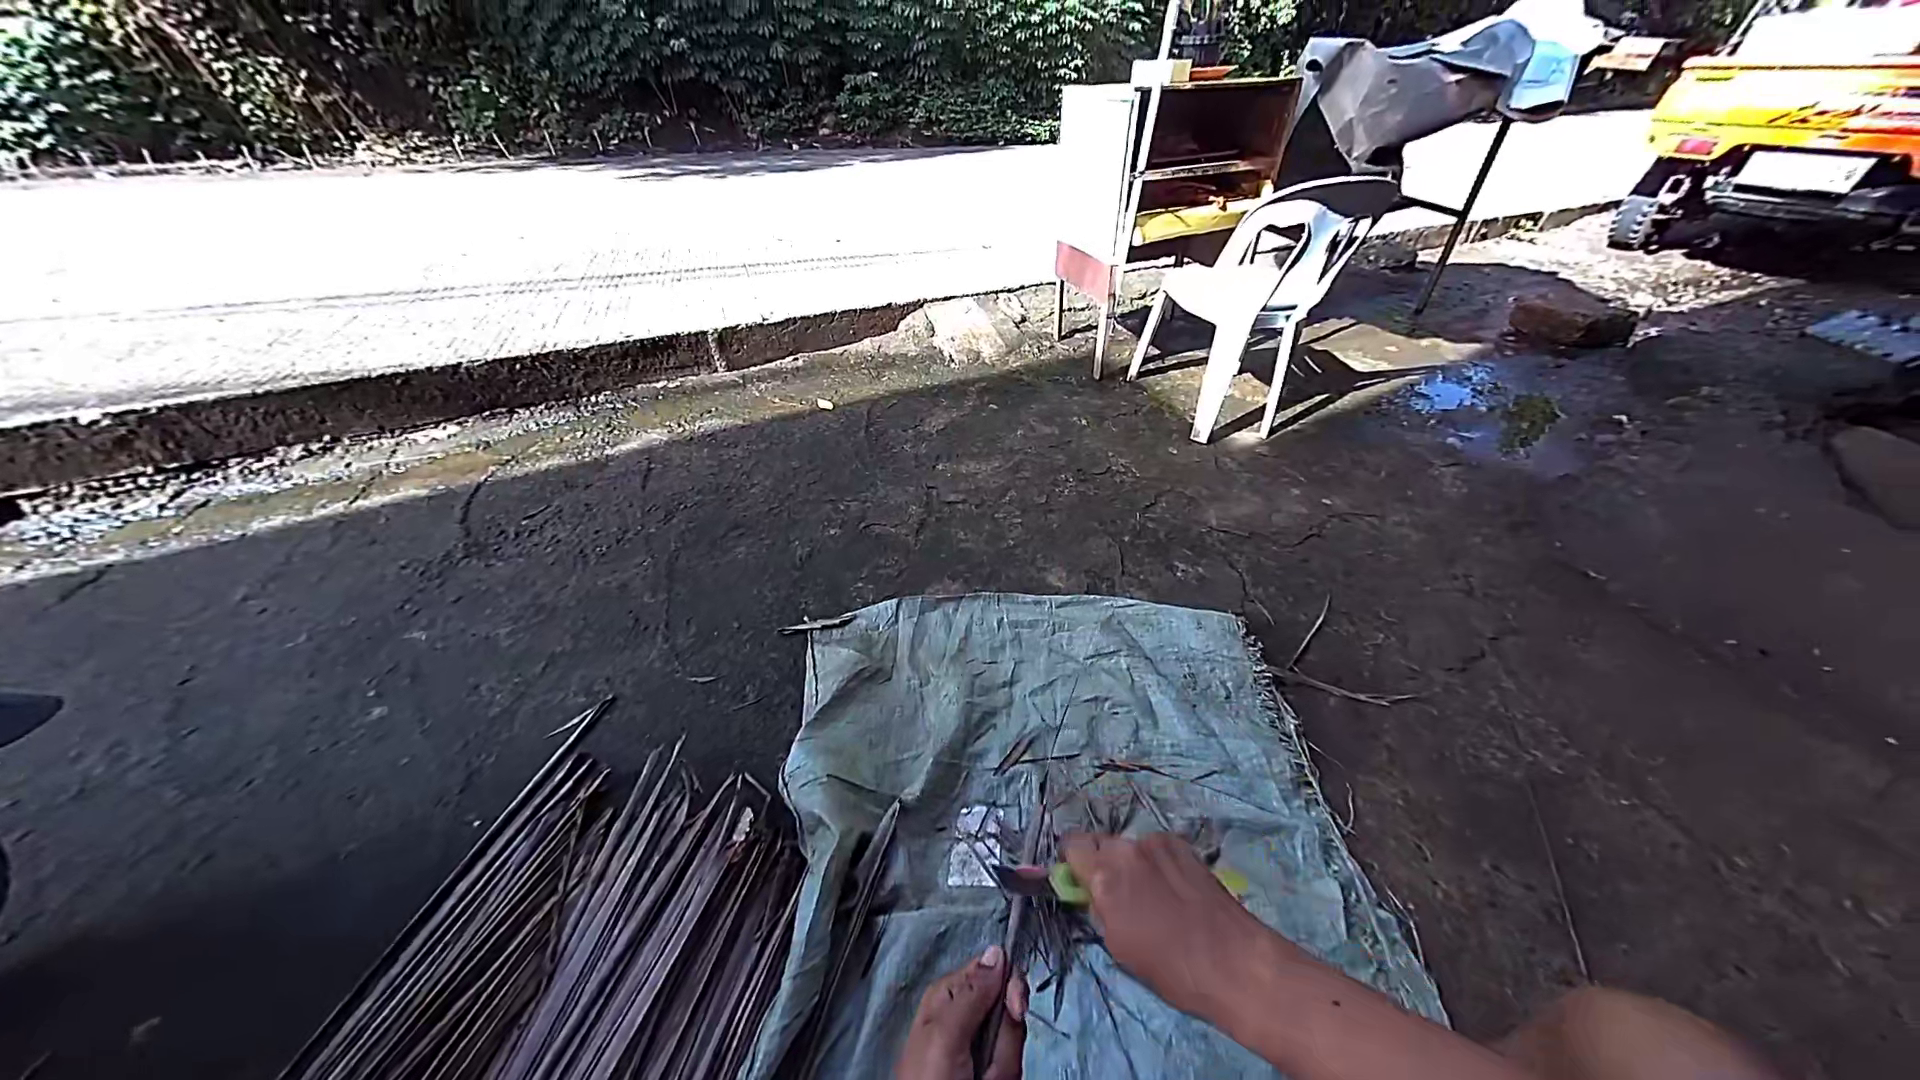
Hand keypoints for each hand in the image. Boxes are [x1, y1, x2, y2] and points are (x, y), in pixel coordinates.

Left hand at [895, 945, 1026, 1079]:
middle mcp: (966, 1016)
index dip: (1010, 986)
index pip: (993, 970)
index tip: (1016, 1008)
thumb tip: (997, 950)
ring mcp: (978, 1048)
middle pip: (1009, 1008)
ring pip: (1014, 1042)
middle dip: (1006, 1039)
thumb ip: (972, 993)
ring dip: (1003, 1068)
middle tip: (987, 1066)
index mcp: (949, 996)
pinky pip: (1011, 1068)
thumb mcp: (945, 1035)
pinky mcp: (990, 1073)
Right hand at [1060, 831, 1279, 1024]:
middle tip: (1118, 895)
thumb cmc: (1170, 967)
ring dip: (1131, 864)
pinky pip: (1154, 848)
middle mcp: (1126, 849)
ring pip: (1129, 846)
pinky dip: (1156, 863)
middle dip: (1102, 864)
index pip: (1071, 844)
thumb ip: (1097, 907)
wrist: (1233, 961)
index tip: (1081, 881)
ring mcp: (1156, 842)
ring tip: (1153, 896)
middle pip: (1100, 843)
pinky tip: (1174, 889)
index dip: (1074, 862)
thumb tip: (1090, 892)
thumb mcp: (1117, 945)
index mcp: (1104, 875)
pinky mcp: (1182, 844)